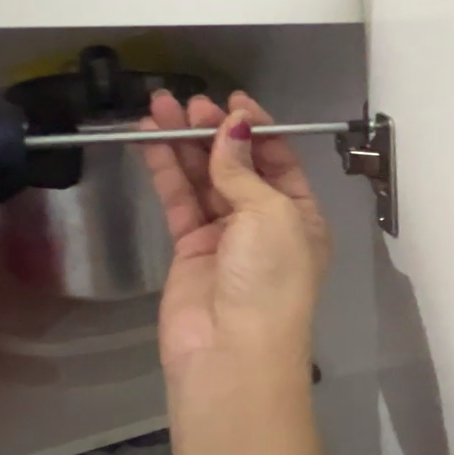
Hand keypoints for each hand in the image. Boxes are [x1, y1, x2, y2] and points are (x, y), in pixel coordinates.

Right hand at [141, 91, 329, 388]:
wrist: (232, 353)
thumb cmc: (270, 279)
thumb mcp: (271, 215)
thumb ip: (244, 170)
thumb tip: (233, 126)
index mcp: (302, 215)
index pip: (280, 160)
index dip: (256, 129)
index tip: (231, 101)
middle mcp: (267, 223)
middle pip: (239, 166)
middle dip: (214, 132)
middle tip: (188, 103)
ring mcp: (227, 237)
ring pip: (205, 179)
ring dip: (185, 144)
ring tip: (160, 109)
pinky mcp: (191, 250)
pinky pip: (180, 201)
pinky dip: (167, 171)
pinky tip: (150, 142)